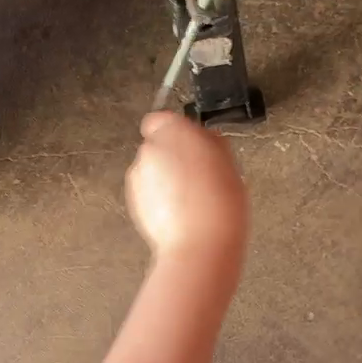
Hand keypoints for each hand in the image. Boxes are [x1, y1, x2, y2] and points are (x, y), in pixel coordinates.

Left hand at [126, 112, 248, 262]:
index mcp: (175, 131)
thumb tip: (206, 141)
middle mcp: (150, 149)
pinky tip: (179, 212)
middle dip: (172, 156)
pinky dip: (158, 197)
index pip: (162, 119)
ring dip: (164, 178)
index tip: (191, 145)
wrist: (200, 243)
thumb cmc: (220, 204)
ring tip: (190, 198)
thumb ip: (210, 145)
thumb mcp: (228, 164)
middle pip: (157, 145)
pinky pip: (147, 191)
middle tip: (197, 174)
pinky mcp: (133, 200)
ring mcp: (138, 175)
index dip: (176, 132)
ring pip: (151, 169)